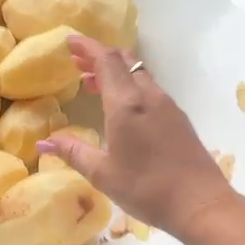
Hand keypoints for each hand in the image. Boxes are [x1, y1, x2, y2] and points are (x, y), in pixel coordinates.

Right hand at [38, 36, 240, 240]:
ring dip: (115, 74)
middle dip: (99, 58)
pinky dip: (130, 89)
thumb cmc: (146, 188)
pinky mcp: (178, 120)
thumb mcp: (103, 174)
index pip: (106, 60)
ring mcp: (167, 107)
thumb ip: (74, 152)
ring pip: (139, 76)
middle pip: (124, 63)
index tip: (69, 41)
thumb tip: (44, 143)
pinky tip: (122, 109)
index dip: (87, 47)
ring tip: (93, 85)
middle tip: (77, 62)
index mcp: (126, 104)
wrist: (199, 203)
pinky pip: (149, 92)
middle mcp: (149, 97)